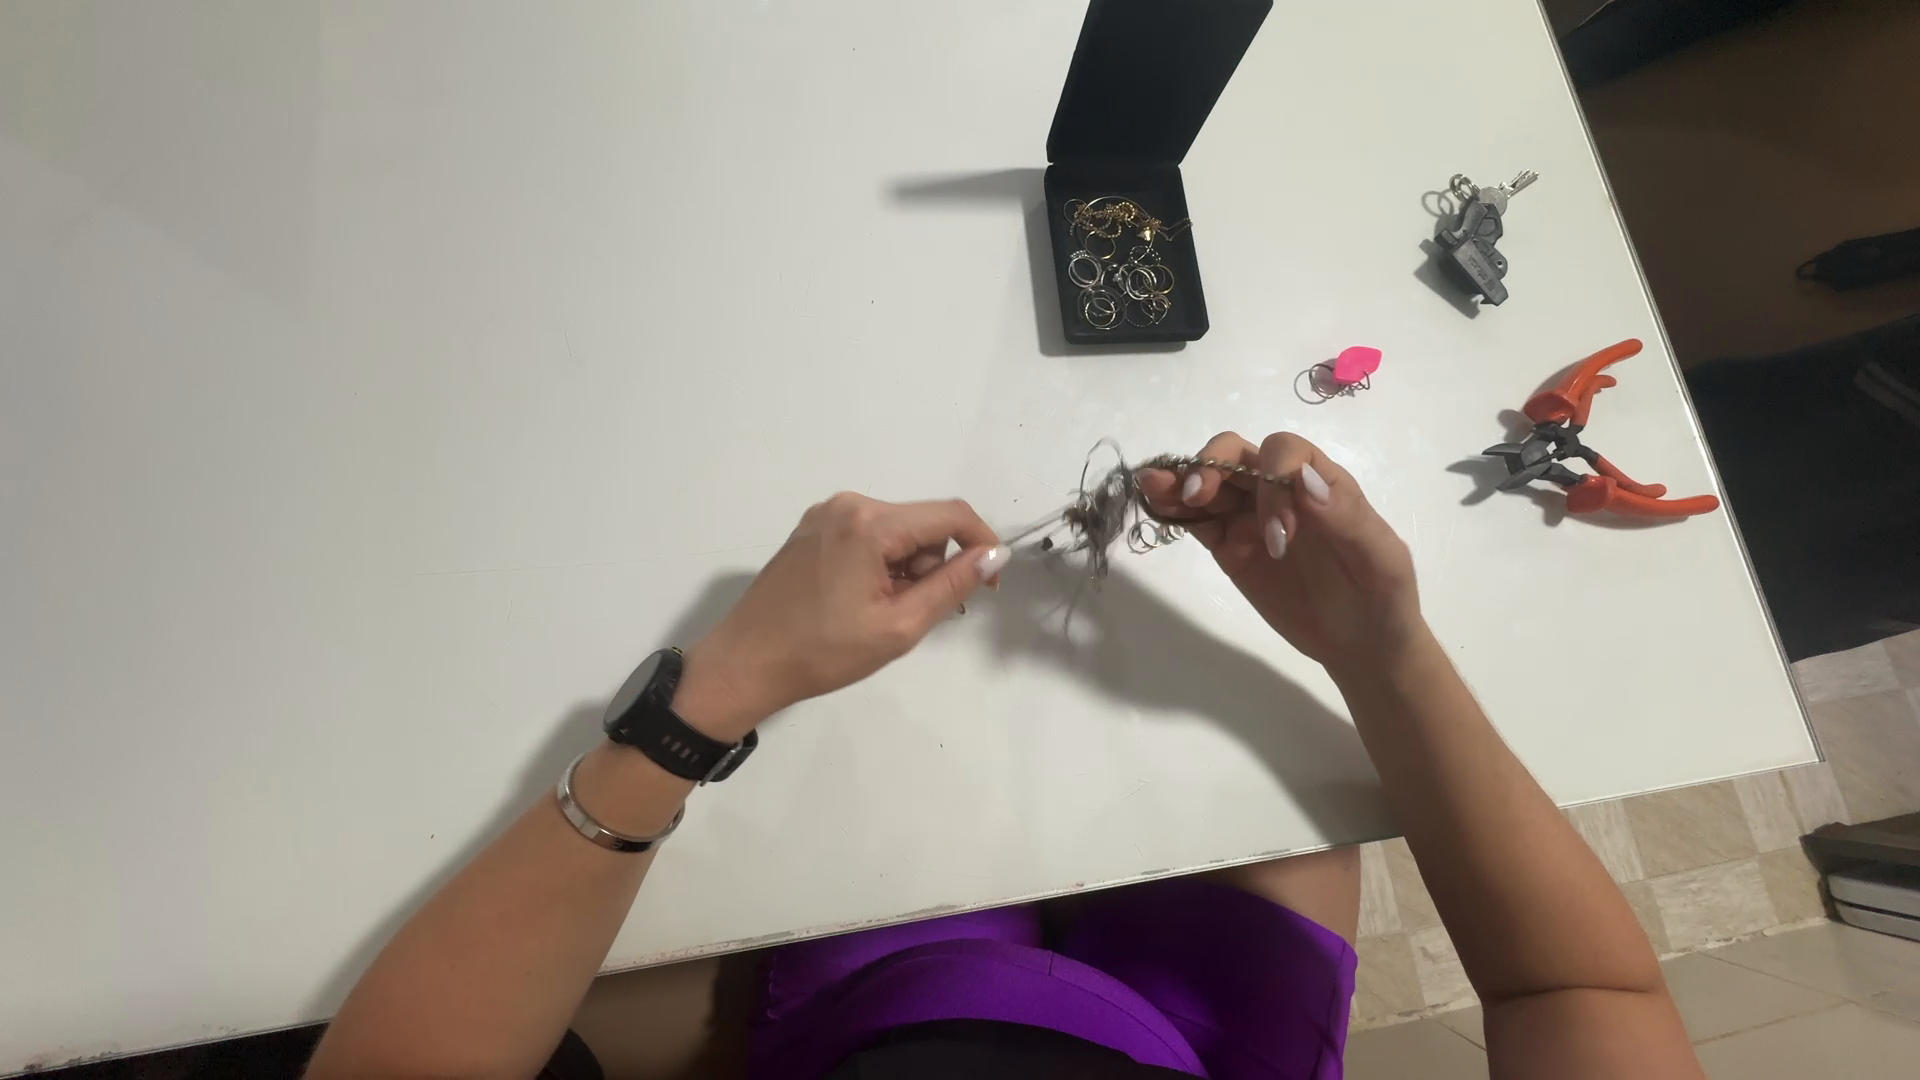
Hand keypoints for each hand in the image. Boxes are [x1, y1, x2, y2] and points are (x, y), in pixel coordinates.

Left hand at [674, 494, 1008, 738]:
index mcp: (871, 523)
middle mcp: (849, 504)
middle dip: (934, 565)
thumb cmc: (824, 651)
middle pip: (923, 523)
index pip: (951, 515)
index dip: (982, 545)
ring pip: (897, 531)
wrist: (745, 663)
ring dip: (907, 567)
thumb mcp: (900, 625)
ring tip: (879, 611)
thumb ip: (953, 585)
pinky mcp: (812, 529)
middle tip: (912, 613)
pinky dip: (881, 562)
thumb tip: (995, 555)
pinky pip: (868, 535)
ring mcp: (826, 514)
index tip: (988, 586)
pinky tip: (860, 598)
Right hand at [1137, 432, 1421, 675]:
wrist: (1361, 646)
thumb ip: (1346, 516)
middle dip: (1211, 465)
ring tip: (1152, 484)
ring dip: (1180, 479)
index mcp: (1320, 484)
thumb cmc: (1381, 598)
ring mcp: (1249, 519)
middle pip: (1235, 454)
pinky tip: (1155, 504)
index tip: (1280, 533)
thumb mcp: (1379, 559)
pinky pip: (1197, 521)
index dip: (1271, 476)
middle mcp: (1279, 492)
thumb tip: (1302, 478)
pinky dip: (1174, 511)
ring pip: (1209, 485)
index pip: (1284, 453)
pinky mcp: (1228, 547)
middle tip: (1197, 495)